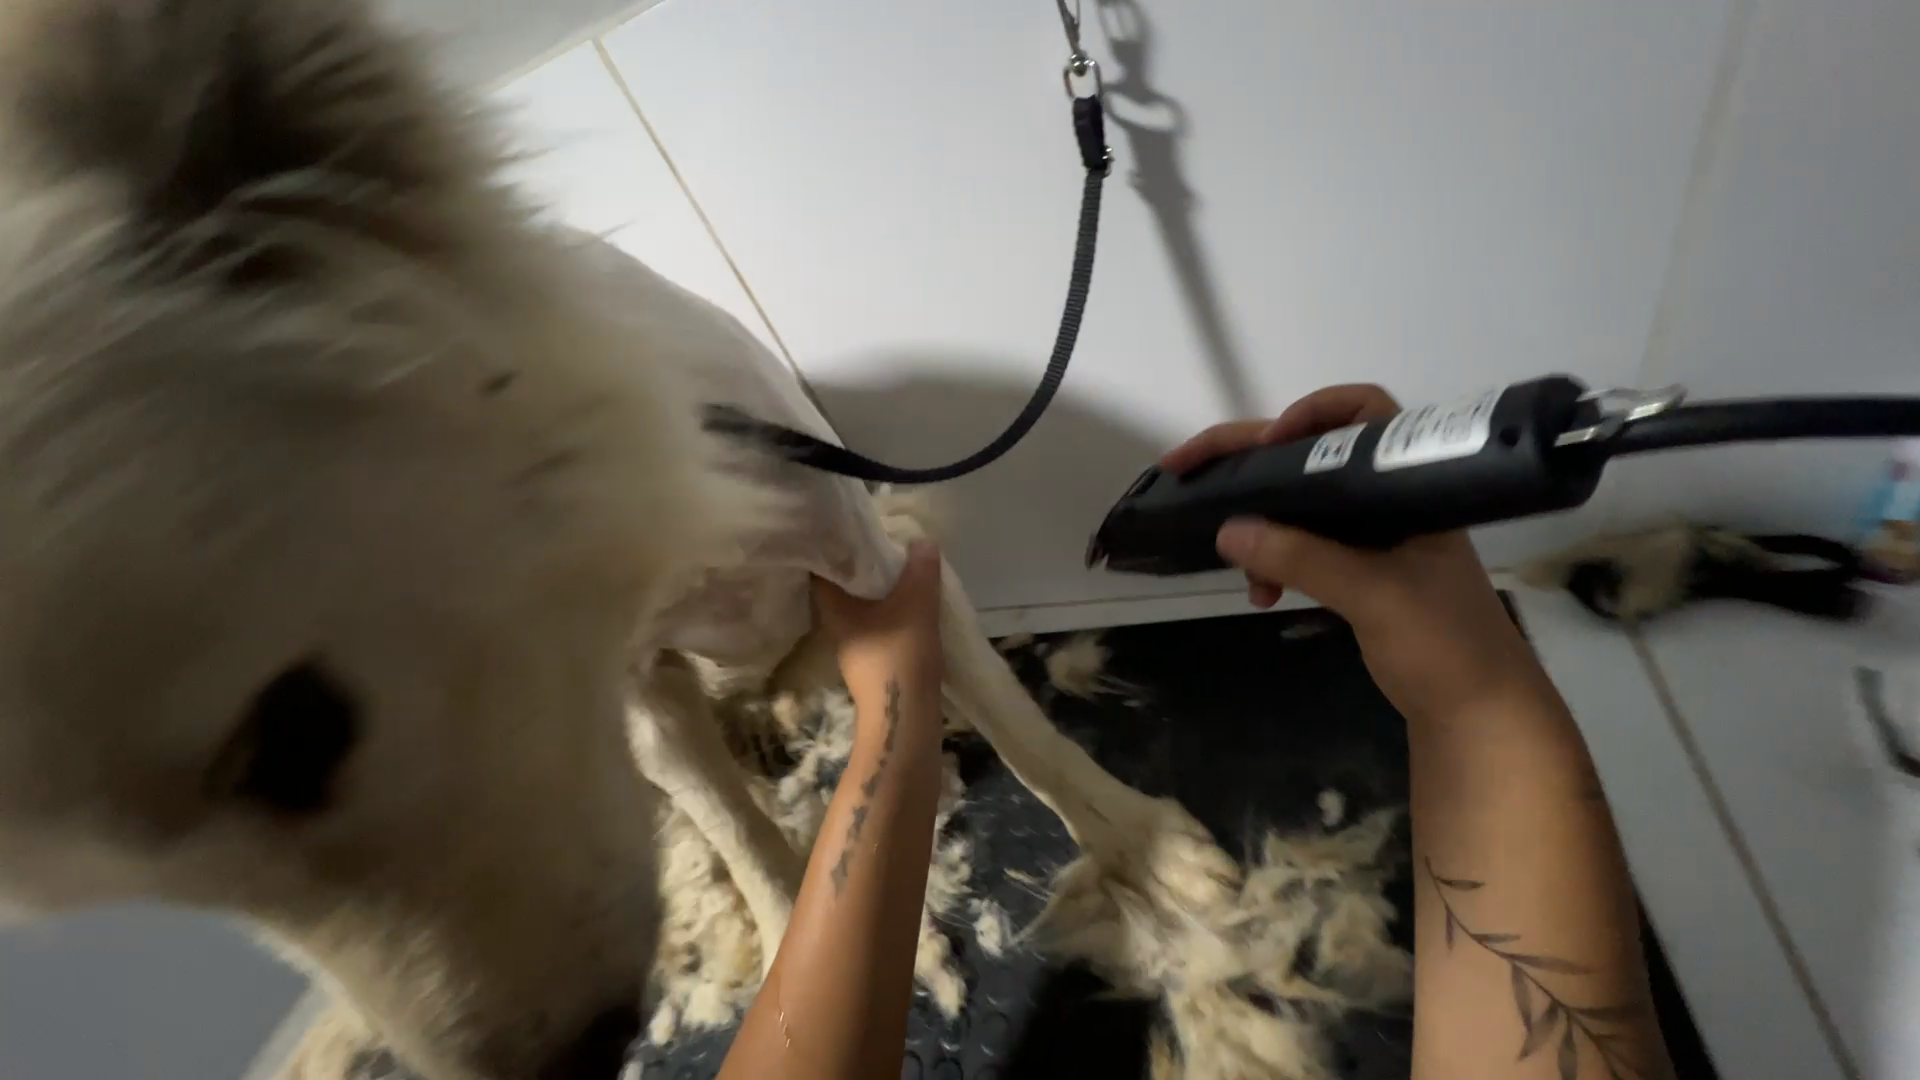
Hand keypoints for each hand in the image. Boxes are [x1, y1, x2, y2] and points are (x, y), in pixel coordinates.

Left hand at [813, 540, 945, 709]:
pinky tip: (909, 605)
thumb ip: (920, 569)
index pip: (820, 568)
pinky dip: (889, 612)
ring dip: (878, 591)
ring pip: (861, 608)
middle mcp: (835, 626)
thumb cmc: (900, 654)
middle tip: (882, 544)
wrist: (905, 717)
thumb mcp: (917, 603)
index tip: (851, 530)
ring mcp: (853, 647)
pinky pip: (876, 625)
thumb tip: (921, 542)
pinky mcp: (871, 663)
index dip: (833, 547)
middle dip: (860, 567)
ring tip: (900, 570)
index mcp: (832, 608)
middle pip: (842, 587)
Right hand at [1162, 385, 1545, 724]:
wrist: (1478, 712)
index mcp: (1408, 487)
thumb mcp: (1373, 594)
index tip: (1264, 443)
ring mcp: (1371, 538)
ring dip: (1258, 524)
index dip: (1311, 411)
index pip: (1363, 412)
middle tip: (1186, 470)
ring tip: (1234, 557)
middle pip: (1310, 458)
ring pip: (1297, 506)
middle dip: (1250, 465)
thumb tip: (1227, 530)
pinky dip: (1272, 562)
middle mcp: (1387, 501)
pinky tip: (1260, 593)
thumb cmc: (1445, 644)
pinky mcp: (1357, 571)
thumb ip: (1301, 558)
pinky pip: (1299, 548)